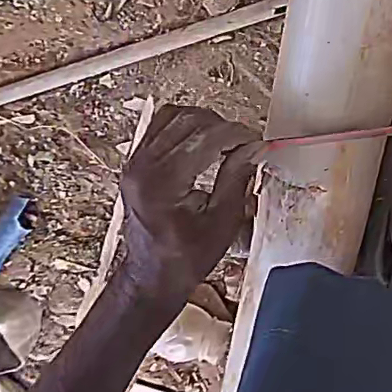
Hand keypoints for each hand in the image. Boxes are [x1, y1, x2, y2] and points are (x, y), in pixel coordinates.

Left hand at [116, 105, 258, 305]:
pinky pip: (160, 126)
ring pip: (173, 116)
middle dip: (223, 127)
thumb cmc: (185, 258)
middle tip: (245, 143)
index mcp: (163, 182)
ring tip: (226, 142)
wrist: (152, 275)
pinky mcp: (136, 162)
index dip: (237, 134)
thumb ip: (237, 177)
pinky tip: (204, 143)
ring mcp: (135, 162)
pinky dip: (185, 126)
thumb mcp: (222, 221)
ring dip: (204, 122)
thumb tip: (254, 147)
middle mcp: (143, 166)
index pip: (205, 137)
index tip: (256, 141)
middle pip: (189, 120)